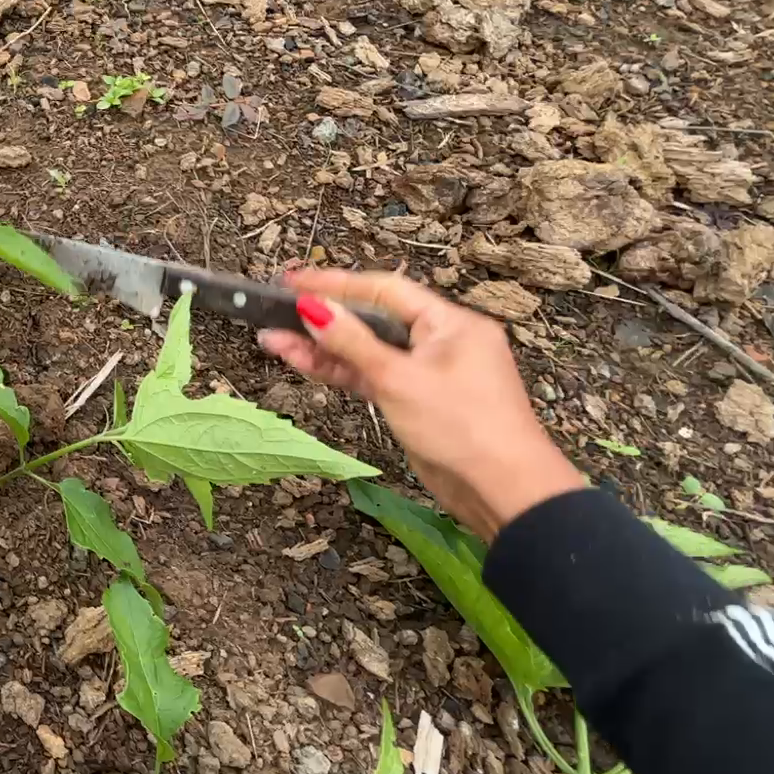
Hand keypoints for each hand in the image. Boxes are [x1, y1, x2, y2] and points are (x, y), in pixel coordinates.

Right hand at [257, 269, 586, 540]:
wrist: (503, 492)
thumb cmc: (461, 427)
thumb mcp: (399, 379)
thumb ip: (351, 342)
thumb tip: (311, 306)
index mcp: (450, 324)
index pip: (384, 290)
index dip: (334, 283)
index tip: (291, 281)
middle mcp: (437, 341)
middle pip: (368, 319)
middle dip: (320, 317)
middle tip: (274, 311)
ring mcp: (421, 370)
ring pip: (360, 348)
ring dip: (317, 346)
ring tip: (271, 339)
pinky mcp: (408, 397)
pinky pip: (364, 372)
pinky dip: (333, 368)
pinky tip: (298, 360)